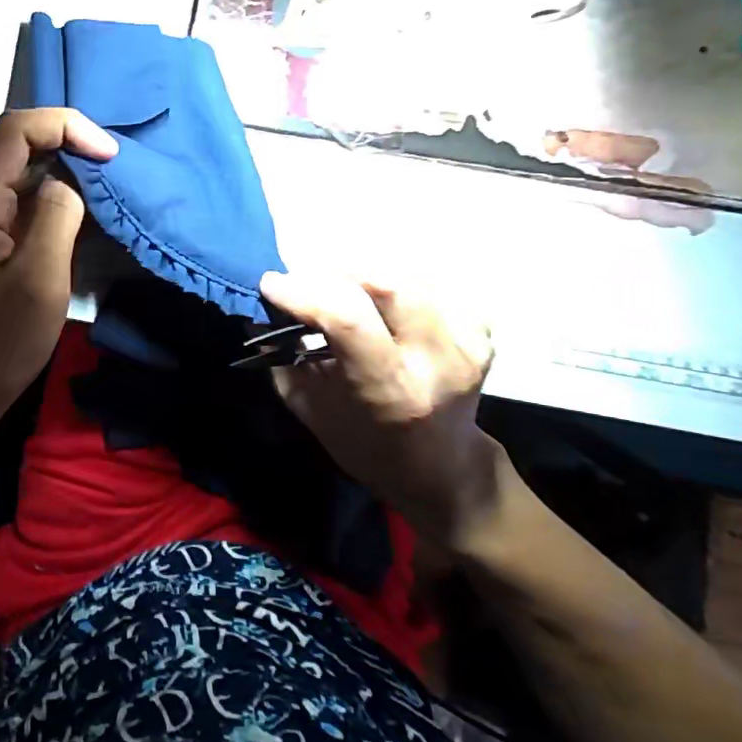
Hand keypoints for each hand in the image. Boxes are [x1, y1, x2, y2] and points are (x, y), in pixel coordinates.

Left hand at [0, 108, 116, 462]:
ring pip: (21, 173)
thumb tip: (68, 181)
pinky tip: (84, 217)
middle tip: (114, 170)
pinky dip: (56, 199)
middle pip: (16, 145)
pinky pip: (22, 204)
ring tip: (107, 189)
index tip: (109, 154)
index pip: (14, 130)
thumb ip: (55, 217)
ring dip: (65, 172)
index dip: (64, 126)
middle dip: (68, 143)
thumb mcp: (39, 281)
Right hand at [261, 272, 500, 545]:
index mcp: (390, 391)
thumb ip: (283, 360)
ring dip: (366, 278)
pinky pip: (430, 285)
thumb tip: (260, 309)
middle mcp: (435, 361)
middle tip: (312, 284)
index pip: (349, 319)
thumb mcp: (312, 410)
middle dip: (337, 274)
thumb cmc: (366, 443)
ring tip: (345, 295)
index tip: (273, 283)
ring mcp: (466, 343)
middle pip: (386, 283)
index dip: (305, 292)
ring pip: (406, 276)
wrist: (443, 467)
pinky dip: (398, 287)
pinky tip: (386, 309)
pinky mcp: (481, 331)